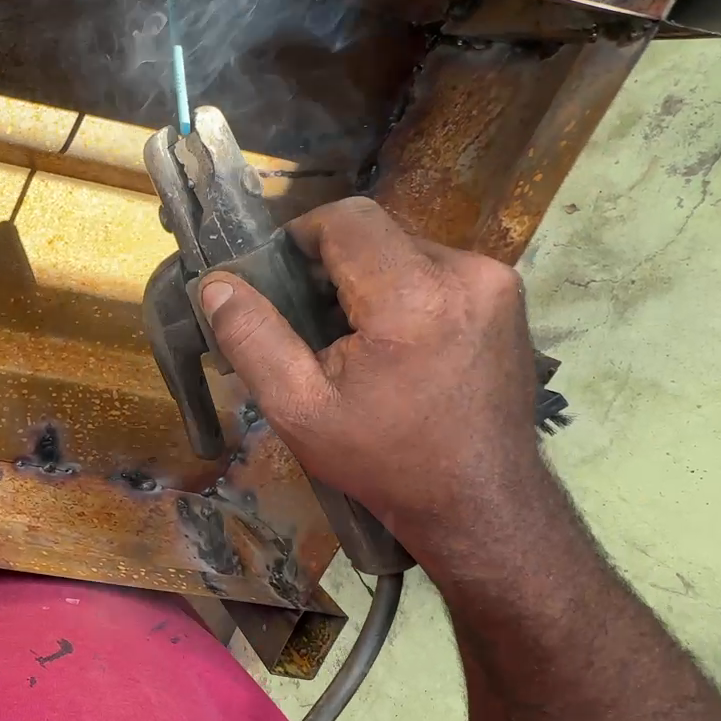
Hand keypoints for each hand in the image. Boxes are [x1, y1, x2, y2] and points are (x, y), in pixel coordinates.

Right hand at [196, 197, 554, 569]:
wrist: (477, 501)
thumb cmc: (381, 459)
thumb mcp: (297, 409)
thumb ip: (252, 339)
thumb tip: (215, 285)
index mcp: (412, 296)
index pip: (346, 219)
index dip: (299, 237)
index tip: (273, 279)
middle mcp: (465, 272)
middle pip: (375, 234)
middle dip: (329, 267)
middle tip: (302, 324)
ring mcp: (495, 283)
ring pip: (403, 251)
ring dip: (364, 282)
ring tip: (345, 342)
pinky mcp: (506, 299)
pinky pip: (434, 272)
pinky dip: (398, 294)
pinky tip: (387, 346)